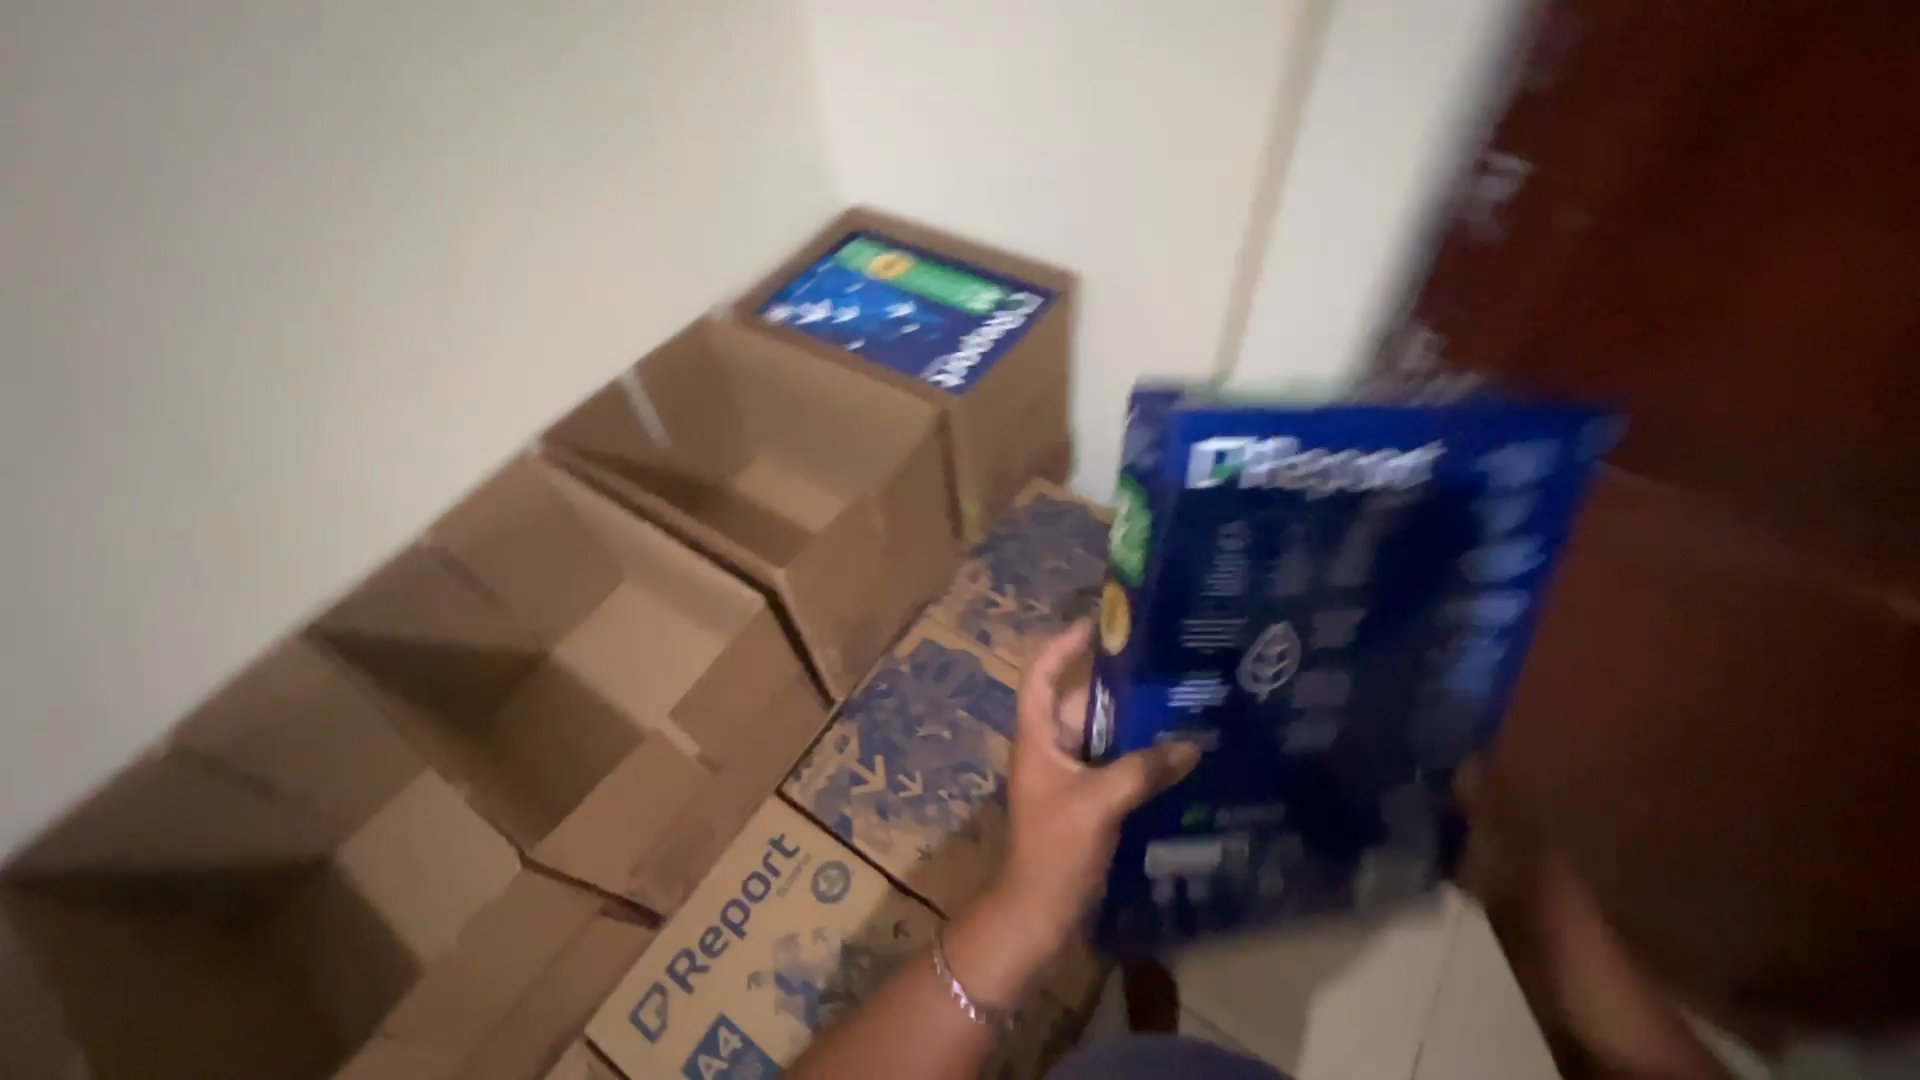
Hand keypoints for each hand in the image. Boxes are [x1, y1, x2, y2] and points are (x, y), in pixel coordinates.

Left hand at [986, 620, 1201, 961]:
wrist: (1040, 911)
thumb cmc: (1056, 849)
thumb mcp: (1099, 803)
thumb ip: (1143, 770)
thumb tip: (1191, 744)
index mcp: (1036, 736)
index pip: (1039, 674)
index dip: (1062, 645)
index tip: (1097, 624)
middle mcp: (1049, 746)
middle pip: (1078, 700)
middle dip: (1115, 682)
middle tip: (1160, 662)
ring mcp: (1067, 773)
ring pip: (1100, 732)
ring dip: (1132, 720)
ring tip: (1177, 699)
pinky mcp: (1085, 797)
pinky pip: (1112, 761)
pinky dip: (1138, 753)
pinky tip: (1174, 751)